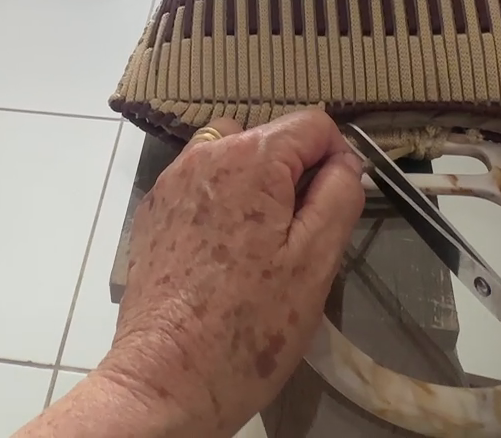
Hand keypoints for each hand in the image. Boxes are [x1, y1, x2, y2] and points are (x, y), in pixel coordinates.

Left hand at [87, 110, 363, 435]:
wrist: (167, 376)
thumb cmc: (249, 326)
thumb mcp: (315, 262)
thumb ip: (338, 196)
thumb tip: (346, 161)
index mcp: (250, 157)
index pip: (311, 124)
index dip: (336, 156)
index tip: (338, 200)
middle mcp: (206, 153)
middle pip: (269, 137)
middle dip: (293, 174)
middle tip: (298, 236)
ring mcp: (173, 178)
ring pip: (231, 154)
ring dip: (254, 182)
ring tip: (260, 242)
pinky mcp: (154, 207)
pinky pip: (199, 181)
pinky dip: (219, 199)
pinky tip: (222, 252)